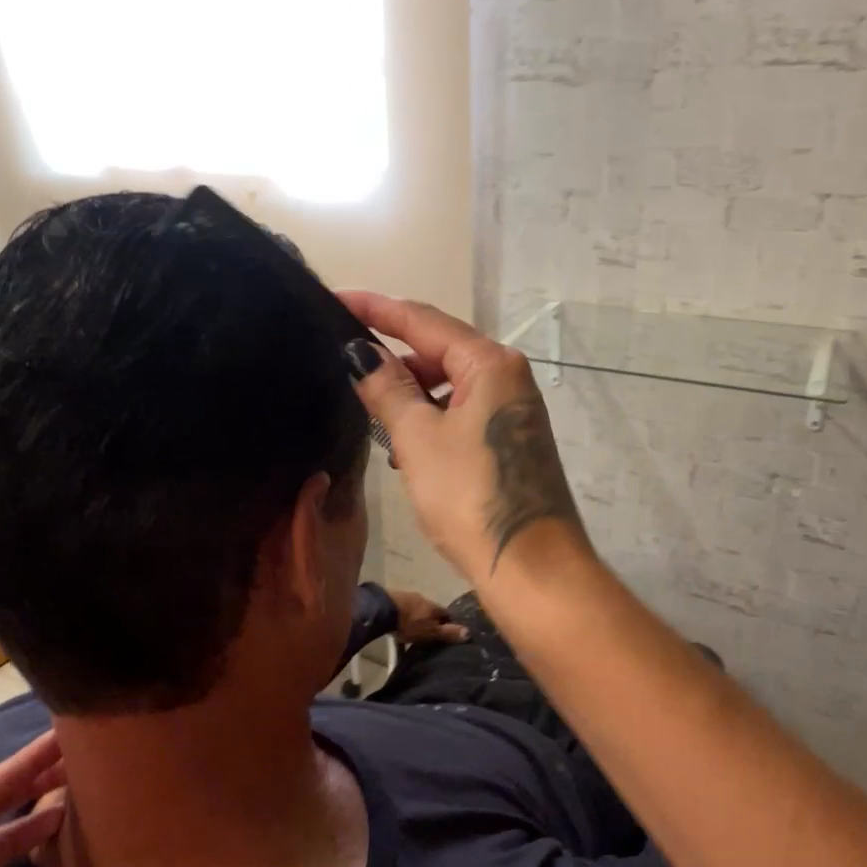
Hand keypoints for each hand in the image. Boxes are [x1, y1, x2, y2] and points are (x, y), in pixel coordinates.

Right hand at [341, 291, 591, 583]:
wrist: (532, 567)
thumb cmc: (471, 496)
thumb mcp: (418, 438)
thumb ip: (387, 389)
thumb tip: (359, 351)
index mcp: (490, 363)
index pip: (423, 320)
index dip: (376, 308)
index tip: (334, 298)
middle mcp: (508, 377)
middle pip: (440, 349)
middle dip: (393, 354)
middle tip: (343, 359)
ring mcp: (514, 410)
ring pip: (450, 385)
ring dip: (411, 392)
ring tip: (368, 407)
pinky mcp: (511, 441)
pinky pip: (461, 412)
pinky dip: (431, 418)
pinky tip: (404, 444)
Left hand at [387, 588, 470, 644]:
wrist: (383, 609)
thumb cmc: (410, 623)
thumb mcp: (430, 632)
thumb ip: (447, 632)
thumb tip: (469, 632)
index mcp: (435, 607)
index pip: (447, 614)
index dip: (449, 623)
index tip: (450, 631)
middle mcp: (424, 599)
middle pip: (432, 610)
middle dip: (433, 619)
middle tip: (431, 632)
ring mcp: (409, 597)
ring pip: (418, 608)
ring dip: (419, 617)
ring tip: (416, 628)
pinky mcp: (395, 598)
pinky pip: (405, 608)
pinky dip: (406, 615)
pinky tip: (402, 622)